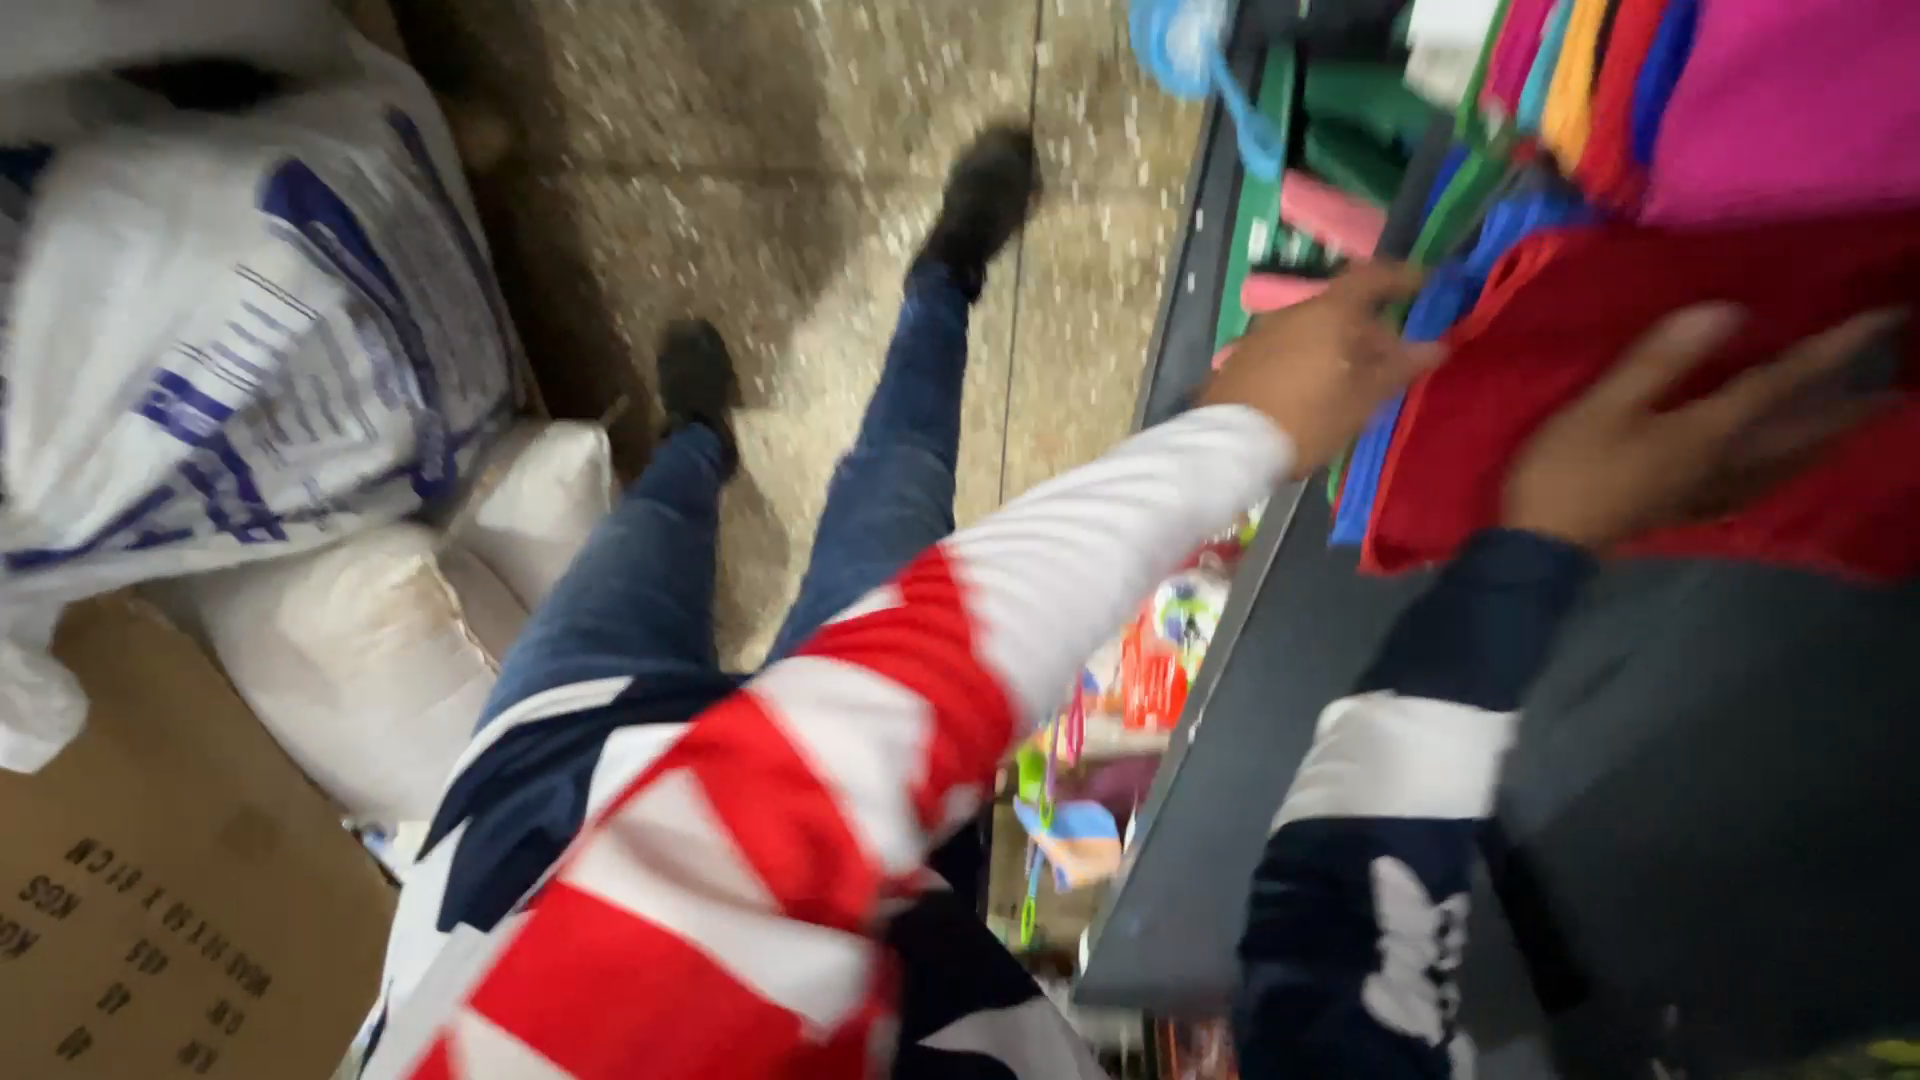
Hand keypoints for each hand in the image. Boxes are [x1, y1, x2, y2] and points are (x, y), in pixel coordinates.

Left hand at [1199, 261, 1443, 475]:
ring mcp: (1258, 336)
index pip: (1372, 277)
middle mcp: (1289, 313)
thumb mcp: (1362, 398)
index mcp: (1328, 311)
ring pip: (1309, 330)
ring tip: (1352, 381)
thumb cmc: (1307, 419)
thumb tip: (1435, 346)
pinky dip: (1306, 359)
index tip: (1426, 285)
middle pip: (1339, 308)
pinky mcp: (1237, 362)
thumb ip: (1399, 367)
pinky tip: (1313, 389)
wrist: (1227, 447)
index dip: (1402, 278)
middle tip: (1392, 358)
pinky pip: (1284, 349)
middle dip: (1369, 327)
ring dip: (1335, 346)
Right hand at [1504, 304, 1903, 550]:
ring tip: (1844, 432)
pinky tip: (1769, 479)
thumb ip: (1657, 363)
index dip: (1835, 348)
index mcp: (1711, 429)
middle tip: (1892, 394)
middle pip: (1802, 431)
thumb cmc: (1567, 470)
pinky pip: (1749, 492)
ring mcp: (1705, 491)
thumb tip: (1726, 311)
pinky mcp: (1680, 511)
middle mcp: (1726, 460)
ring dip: (1822, 445)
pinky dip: (1772, 480)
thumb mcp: (1600, 408)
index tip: (1885, 319)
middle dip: (1849, 408)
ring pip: (1784, 465)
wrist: (1542, 541)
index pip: (1785, 381)